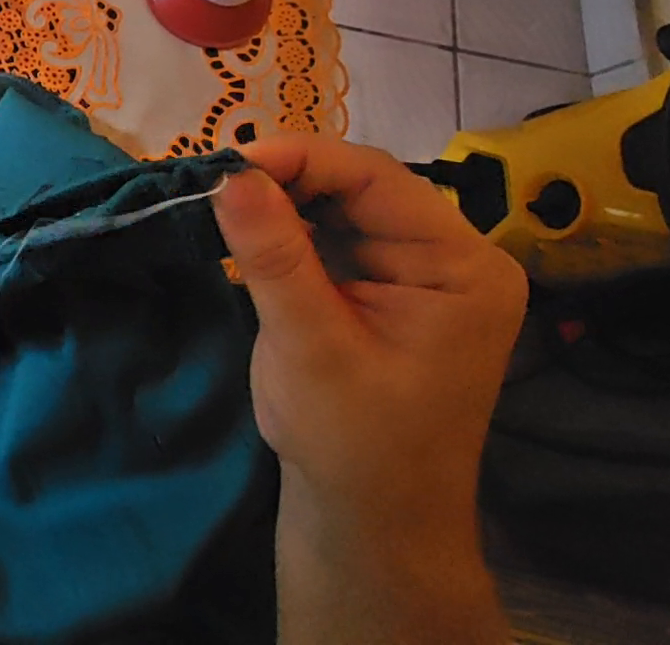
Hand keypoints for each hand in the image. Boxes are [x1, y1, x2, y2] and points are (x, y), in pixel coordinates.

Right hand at [214, 133, 525, 643]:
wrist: (366, 511)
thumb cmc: (351, 438)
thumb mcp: (309, 344)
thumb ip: (273, 255)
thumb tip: (228, 175)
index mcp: (459, 267)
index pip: (378, 179)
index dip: (300, 158)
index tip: (224, 165)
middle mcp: (444, 256)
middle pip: (356, 184)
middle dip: (282, 178)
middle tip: (209, 184)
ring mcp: (409, 269)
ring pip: (333, 204)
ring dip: (274, 200)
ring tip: (215, 202)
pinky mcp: (372, 282)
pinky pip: (322, 232)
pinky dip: (277, 227)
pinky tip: (239, 229)